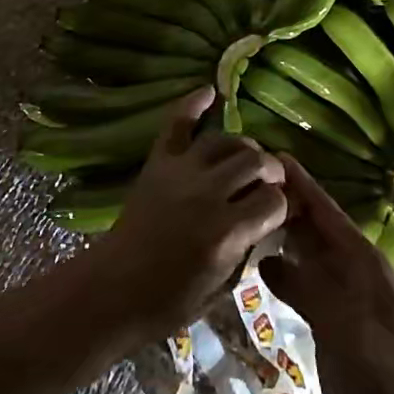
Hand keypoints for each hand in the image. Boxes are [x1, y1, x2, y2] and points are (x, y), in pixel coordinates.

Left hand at [90, 87, 287, 339]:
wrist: (111, 291)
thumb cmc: (167, 301)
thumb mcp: (221, 286)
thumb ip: (249, 246)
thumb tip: (268, 219)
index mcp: (226, 232)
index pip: (274, 201)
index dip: (282, 205)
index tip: (279, 212)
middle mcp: (207, 194)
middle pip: (256, 162)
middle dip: (271, 171)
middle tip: (269, 182)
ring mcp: (181, 173)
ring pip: (226, 141)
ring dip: (245, 147)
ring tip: (248, 159)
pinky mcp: (158, 163)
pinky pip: (177, 124)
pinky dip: (193, 104)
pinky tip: (211, 92)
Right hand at [259, 157, 393, 393]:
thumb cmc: (384, 379)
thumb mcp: (348, 331)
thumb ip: (312, 291)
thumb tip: (268, 258)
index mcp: (365, 263)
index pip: (328, 212)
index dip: (302, 184)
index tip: (271, 155)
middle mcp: (353, 270)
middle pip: (314, 226)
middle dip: (286, 202)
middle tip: (243, 181)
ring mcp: (341, 295)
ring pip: (306, 252)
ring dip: (281, 231)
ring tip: (243, 211)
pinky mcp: (329, 318)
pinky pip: (301, 281)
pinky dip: (281, 267)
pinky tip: (256, 261)